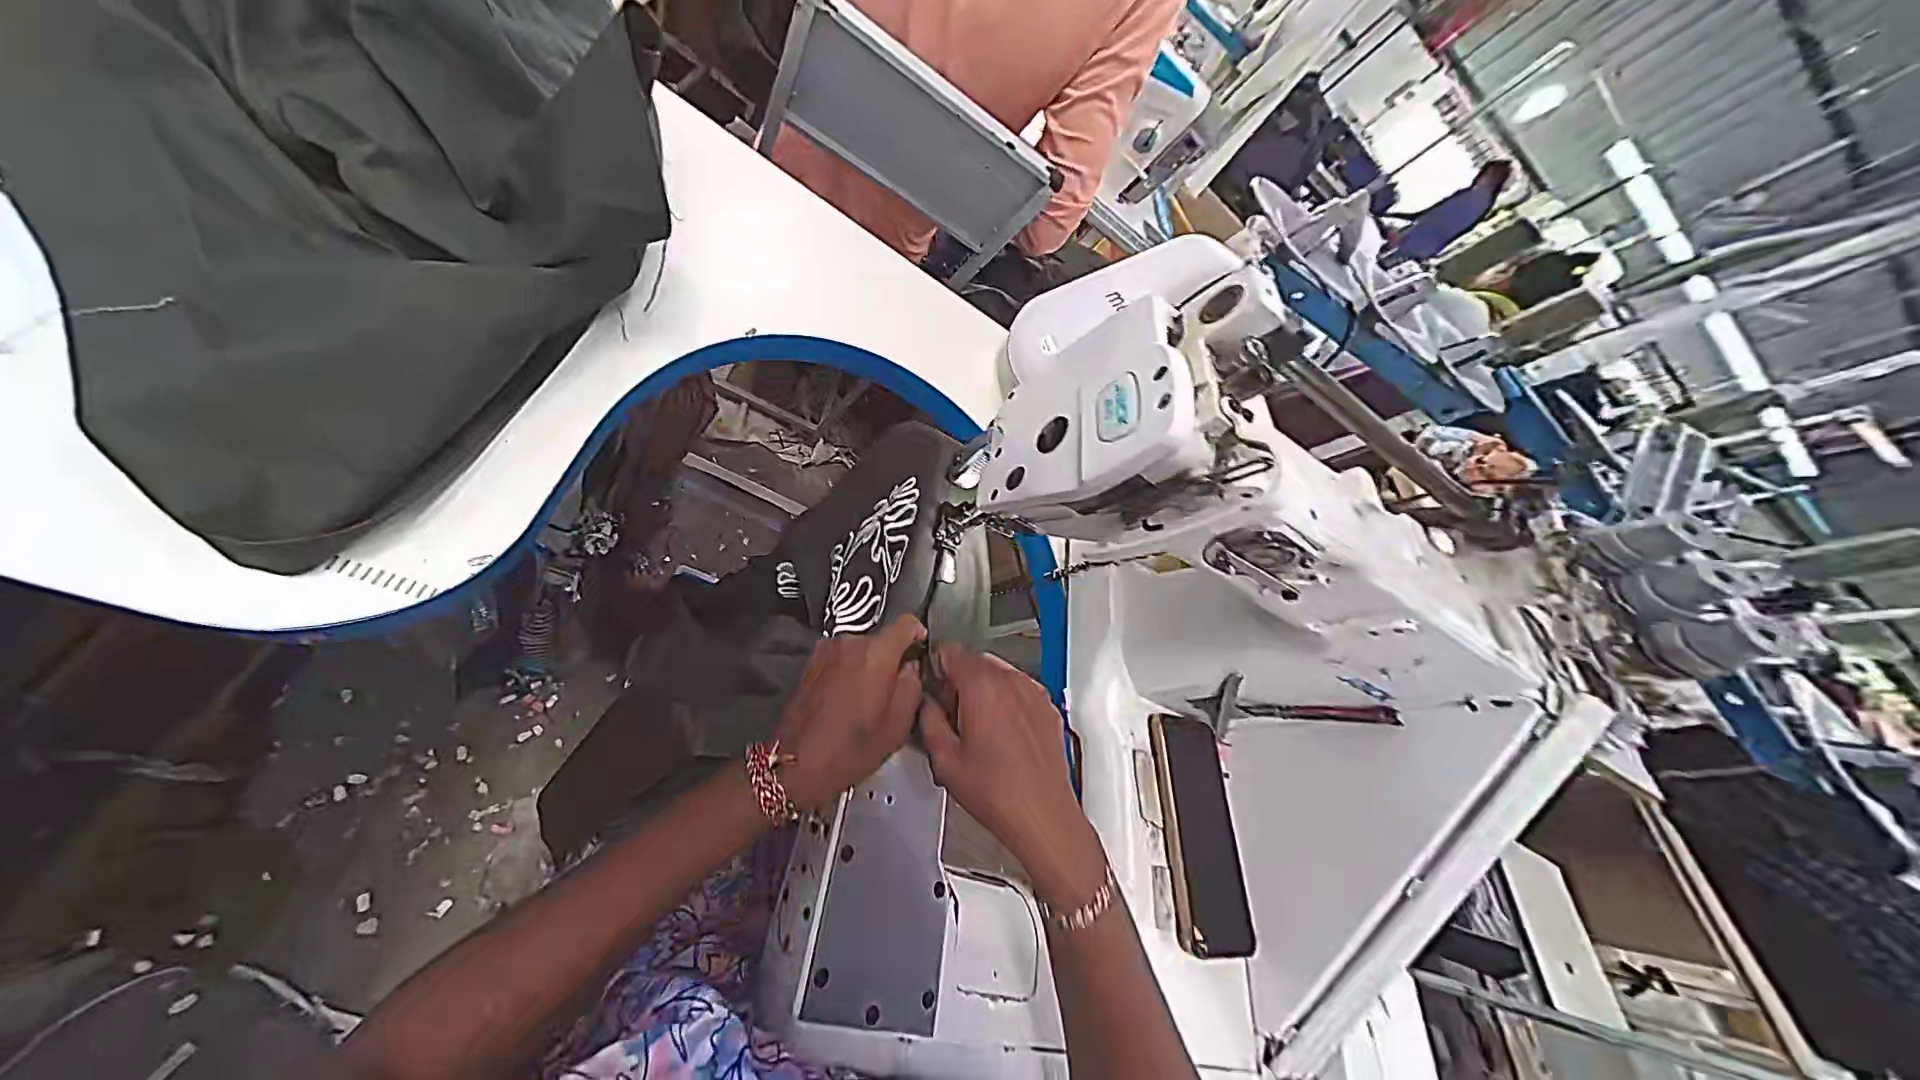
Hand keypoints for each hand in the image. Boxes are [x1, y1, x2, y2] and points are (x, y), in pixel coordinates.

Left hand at [774, 615, 926, 809]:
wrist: (797, 763)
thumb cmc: (847, 750)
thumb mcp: (898, 724)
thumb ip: (913, 684)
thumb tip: (911, 669)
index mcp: (876, 654)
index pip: (906, 623)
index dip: (917, 635)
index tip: (919, 647)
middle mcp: (849, 644)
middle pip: (881, 641)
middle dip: (889, 661)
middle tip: (889, 693)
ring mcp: (826, 651)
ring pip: (859, 651)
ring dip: (866, 668)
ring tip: (864, 703)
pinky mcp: (810, 663)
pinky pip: (840, 660)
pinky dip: (846, 673)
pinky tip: (844, 702)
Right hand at [918, 644, 1106, 908]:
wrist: (1041, 815)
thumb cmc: (1000, 793)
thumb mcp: (944, 759)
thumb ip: (928, 720)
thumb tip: (927, 706)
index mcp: (983, 688)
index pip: (952, 651)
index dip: (936, 666)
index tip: (933, 683)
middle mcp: (1012, 683)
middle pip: (976, 661)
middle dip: (959, 682)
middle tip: (951, 714)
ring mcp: (1033, 693)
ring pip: (999, 675)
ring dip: (983, 691)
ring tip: (976, 729)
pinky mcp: (1047, 708)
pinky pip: (1019, 691)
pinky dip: (1006, 702)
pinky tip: (999, 736)